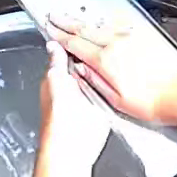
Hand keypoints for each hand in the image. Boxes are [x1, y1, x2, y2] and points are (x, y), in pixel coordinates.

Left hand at [38, 41, 110, 173]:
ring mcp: (89, 96)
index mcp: (58, 77)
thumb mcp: (55, 78)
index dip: (79, 44)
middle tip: (108, 42)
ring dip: (107, 69)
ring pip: (100, 76)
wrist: (72, 144)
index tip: (90, 32)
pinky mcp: (103, 107)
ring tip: (117, 56)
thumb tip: (53, 43)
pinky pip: (110, 91)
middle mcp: (74, 85)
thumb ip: (57, 61)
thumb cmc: (58, 114)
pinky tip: (123, 75)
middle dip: (96, 56)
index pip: (69, 54)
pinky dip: (115, 84)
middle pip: (87, 64)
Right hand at [48, 13, 176, 125]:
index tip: (50, 30)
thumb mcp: (117, 100)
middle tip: (54, 16)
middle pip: (84, 29)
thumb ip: (95, 82)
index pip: (76, 45)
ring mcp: (131, 37)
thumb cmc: (154, 102)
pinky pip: (116, 25)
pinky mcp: (143, 36)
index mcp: (107, 60)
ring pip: (100, 25)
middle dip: (66, 22)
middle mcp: (117, 44)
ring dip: (83, 20)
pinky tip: (100, 22)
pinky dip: (103, 22)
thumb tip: (80, 70)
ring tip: (71, 17)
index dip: (60, 37)